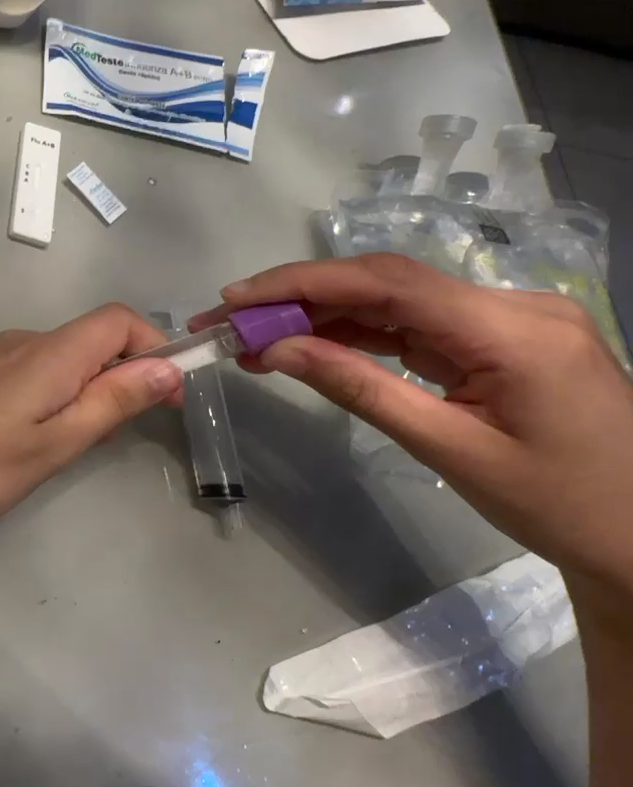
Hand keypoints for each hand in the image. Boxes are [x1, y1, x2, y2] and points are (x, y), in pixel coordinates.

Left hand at [0, 303, 181, 528]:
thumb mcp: (55, 443)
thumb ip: (111, 401)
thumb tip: (166, 367)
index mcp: (46, 352)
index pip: (118, 320)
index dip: (155, 348)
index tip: (169, 395)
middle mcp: (20, 342)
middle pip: (92, 338)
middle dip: (125, 374)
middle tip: (126, 429)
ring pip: (63, 357)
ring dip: (90, 388)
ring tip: (79, 441)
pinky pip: (34, 371)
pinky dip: (57, 393)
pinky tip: (42, 436)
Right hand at [194, 253, 632, 605]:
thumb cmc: (559, 504)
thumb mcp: (448, 448)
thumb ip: (358, 388)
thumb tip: (273, 348)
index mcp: (514, 331)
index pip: (387, 283)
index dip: (301, 282)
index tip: (235, 299)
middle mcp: (513, 308)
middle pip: (383, 283)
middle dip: (296, 298)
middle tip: (227, 322)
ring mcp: (507, 321)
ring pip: (389, 300)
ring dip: (316, 315)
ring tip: (251, 339)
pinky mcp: (496, 340)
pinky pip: (409, 323)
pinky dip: (351, 333)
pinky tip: (303, 346)